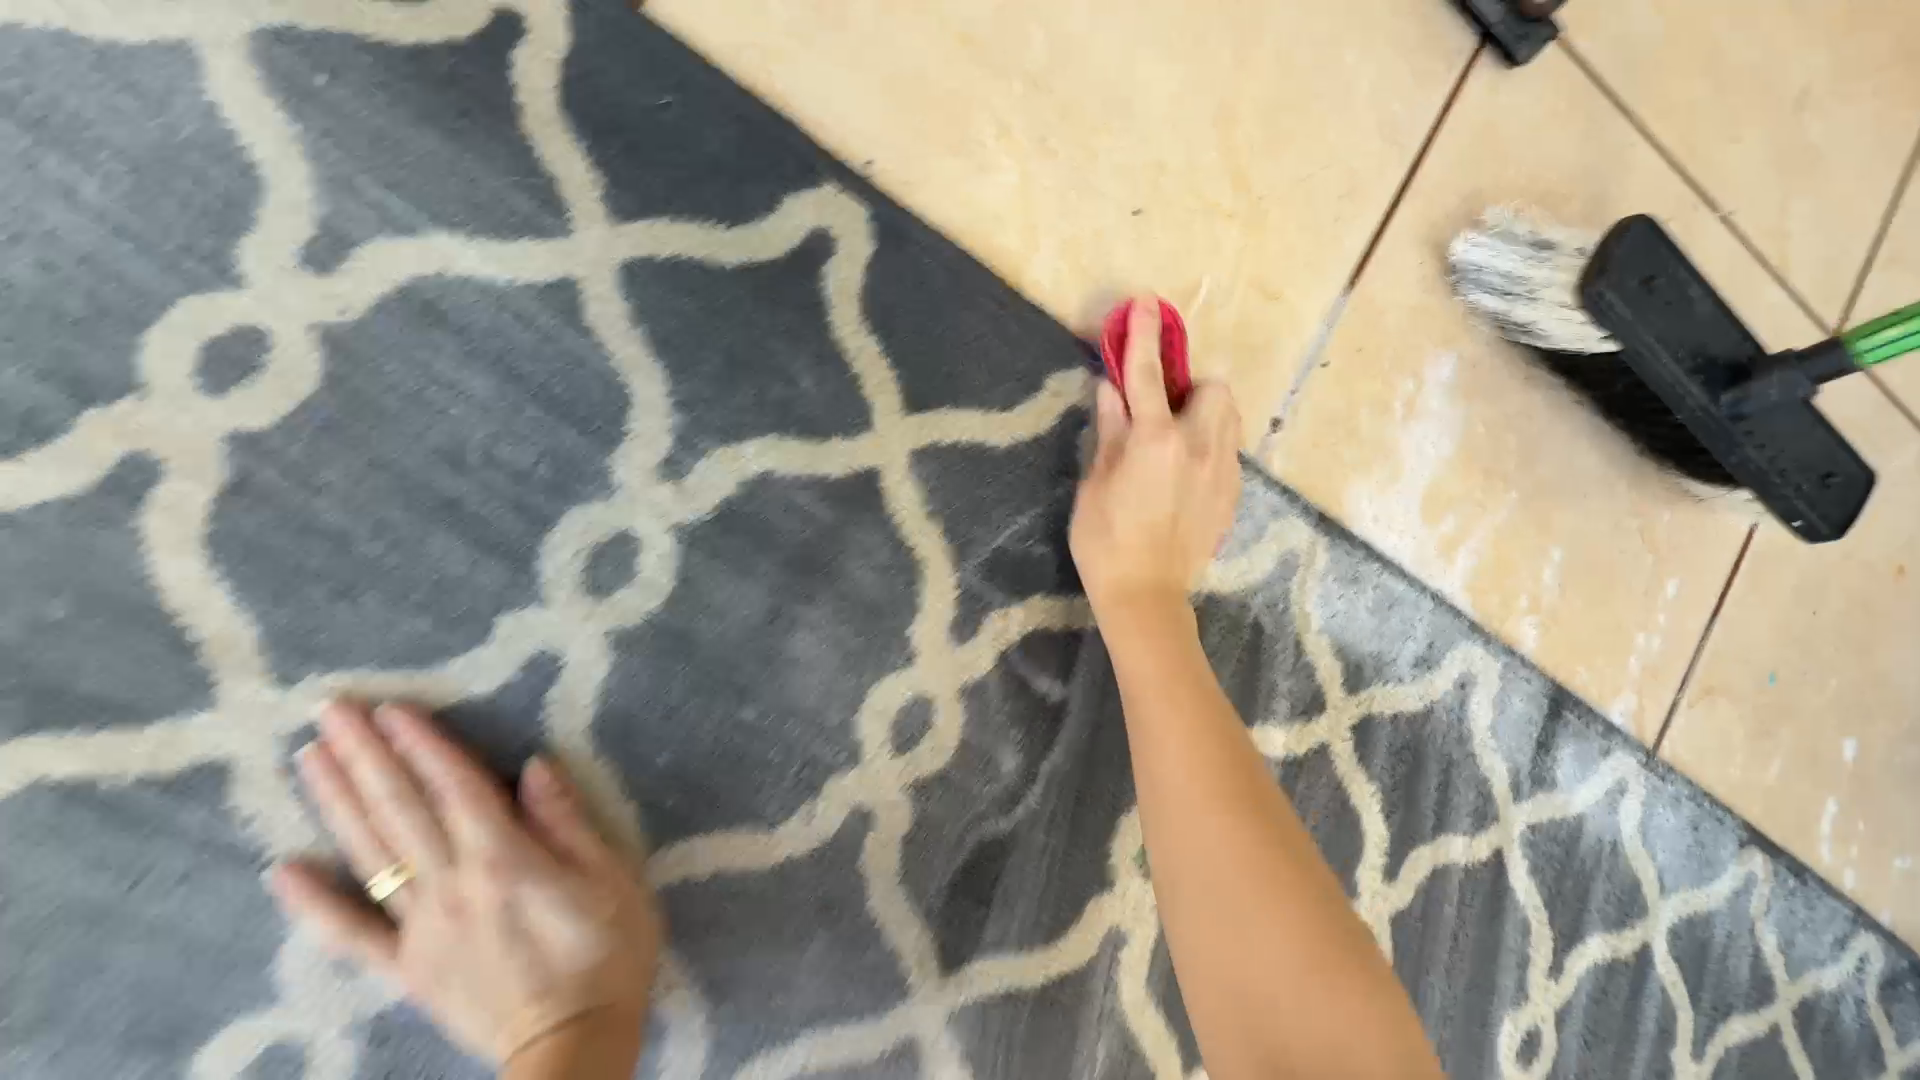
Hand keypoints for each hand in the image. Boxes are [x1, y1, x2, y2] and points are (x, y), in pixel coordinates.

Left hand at [269, 701, 663, 1068]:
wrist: (574, 1045)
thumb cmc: (609, 952)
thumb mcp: (613, 877)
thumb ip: (567, 821)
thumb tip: (533, 767)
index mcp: (506, 860)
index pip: (454, 788)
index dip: (422, 744)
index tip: (390, 707)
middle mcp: (452, 887)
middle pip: (401, 811)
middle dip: (366, 756)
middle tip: (332, 709)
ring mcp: (420, 930)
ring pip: (370, 856)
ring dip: (338, 803)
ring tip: (310, 757)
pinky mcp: (406, 969)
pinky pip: (350, 935)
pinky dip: (312, 903)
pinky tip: (283, 869)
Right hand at [1070, 295, 1241, 620]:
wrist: (1146, 595)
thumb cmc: (1105, 540)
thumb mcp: (1095, 483)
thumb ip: (1109, 430)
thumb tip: (1110, 388)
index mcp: (1155, 441)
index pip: (1149, 375)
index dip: (1143, 335)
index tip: (1145, 302)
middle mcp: (1198, 447)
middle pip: (1214, 388)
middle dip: (1191, 387)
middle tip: (1163, 409)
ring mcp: (1222, 471)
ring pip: (1229, 418)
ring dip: (1205, 414)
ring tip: (1176, 441)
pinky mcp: (1232, 494)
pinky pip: (1229, 451)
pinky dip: (1209, 446)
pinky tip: (1184, 475)